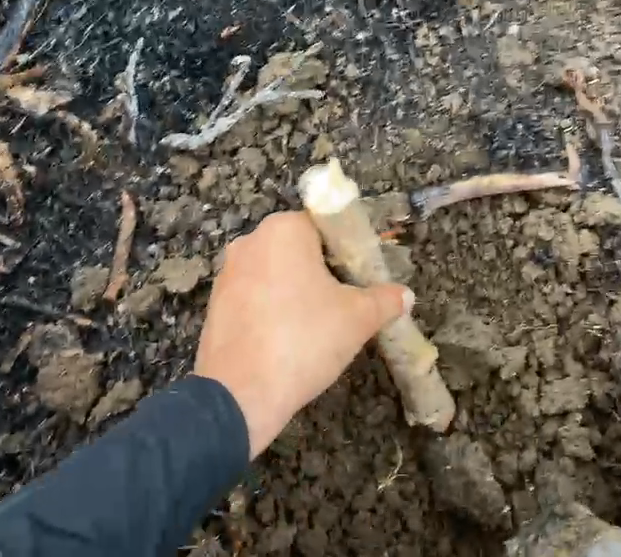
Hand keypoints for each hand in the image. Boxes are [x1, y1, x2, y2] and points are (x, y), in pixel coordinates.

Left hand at [194, 211, 411, 455]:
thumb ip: (384, 300)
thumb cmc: (303, 340)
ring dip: (297, 291)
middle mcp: (251, 241)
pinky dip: (273, 310)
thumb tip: (405, 296)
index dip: (348, 249)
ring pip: (275, 273)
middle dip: (323, 271)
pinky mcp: (215, 305)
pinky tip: (289, 339)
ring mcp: (228, 273)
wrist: (239, 396)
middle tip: (347, 301)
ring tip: (320, 324)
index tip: (363, 275)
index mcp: (284, 229)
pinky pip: (255, 297)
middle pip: (299, 248)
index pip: (325, 225)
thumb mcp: (357, 319)